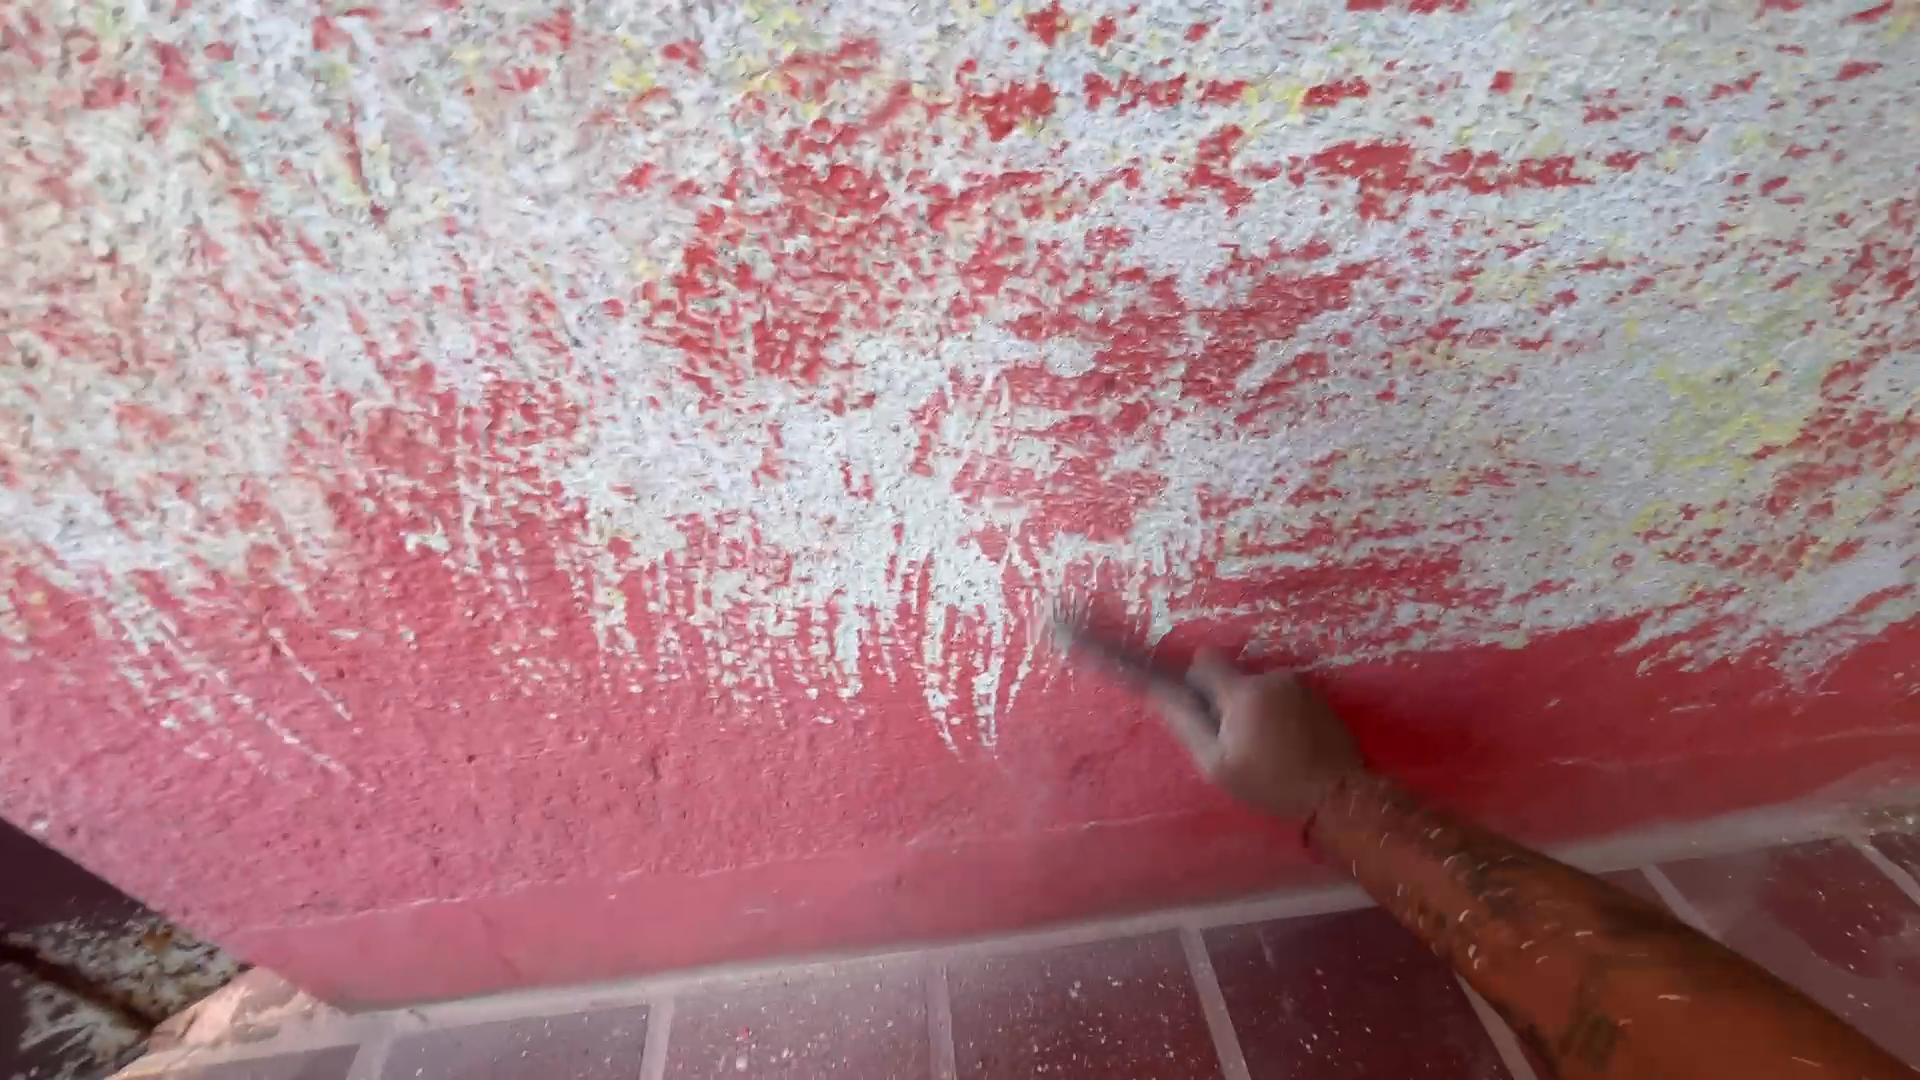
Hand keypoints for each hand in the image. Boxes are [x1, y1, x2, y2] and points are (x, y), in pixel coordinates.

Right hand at [1151, 651, 1365, 819]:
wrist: (1340, 798)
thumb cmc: (1270, 784)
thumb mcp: (1216, 764)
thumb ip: (1185, 722)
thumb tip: (1155, 690)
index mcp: (1243, 692)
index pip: (1203, 661)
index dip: (1196, 684)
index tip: (1205, 713)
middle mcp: (1271, 677)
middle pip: (1230, 674)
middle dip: (1225, 699)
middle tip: (1236, 738)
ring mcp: (1298, 683)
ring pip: (1255, 684)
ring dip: (1252, 705)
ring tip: (1265, 743)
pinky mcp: (1317, 694)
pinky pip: (1279, 691)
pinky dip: (1275, 710)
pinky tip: (1285, 740)